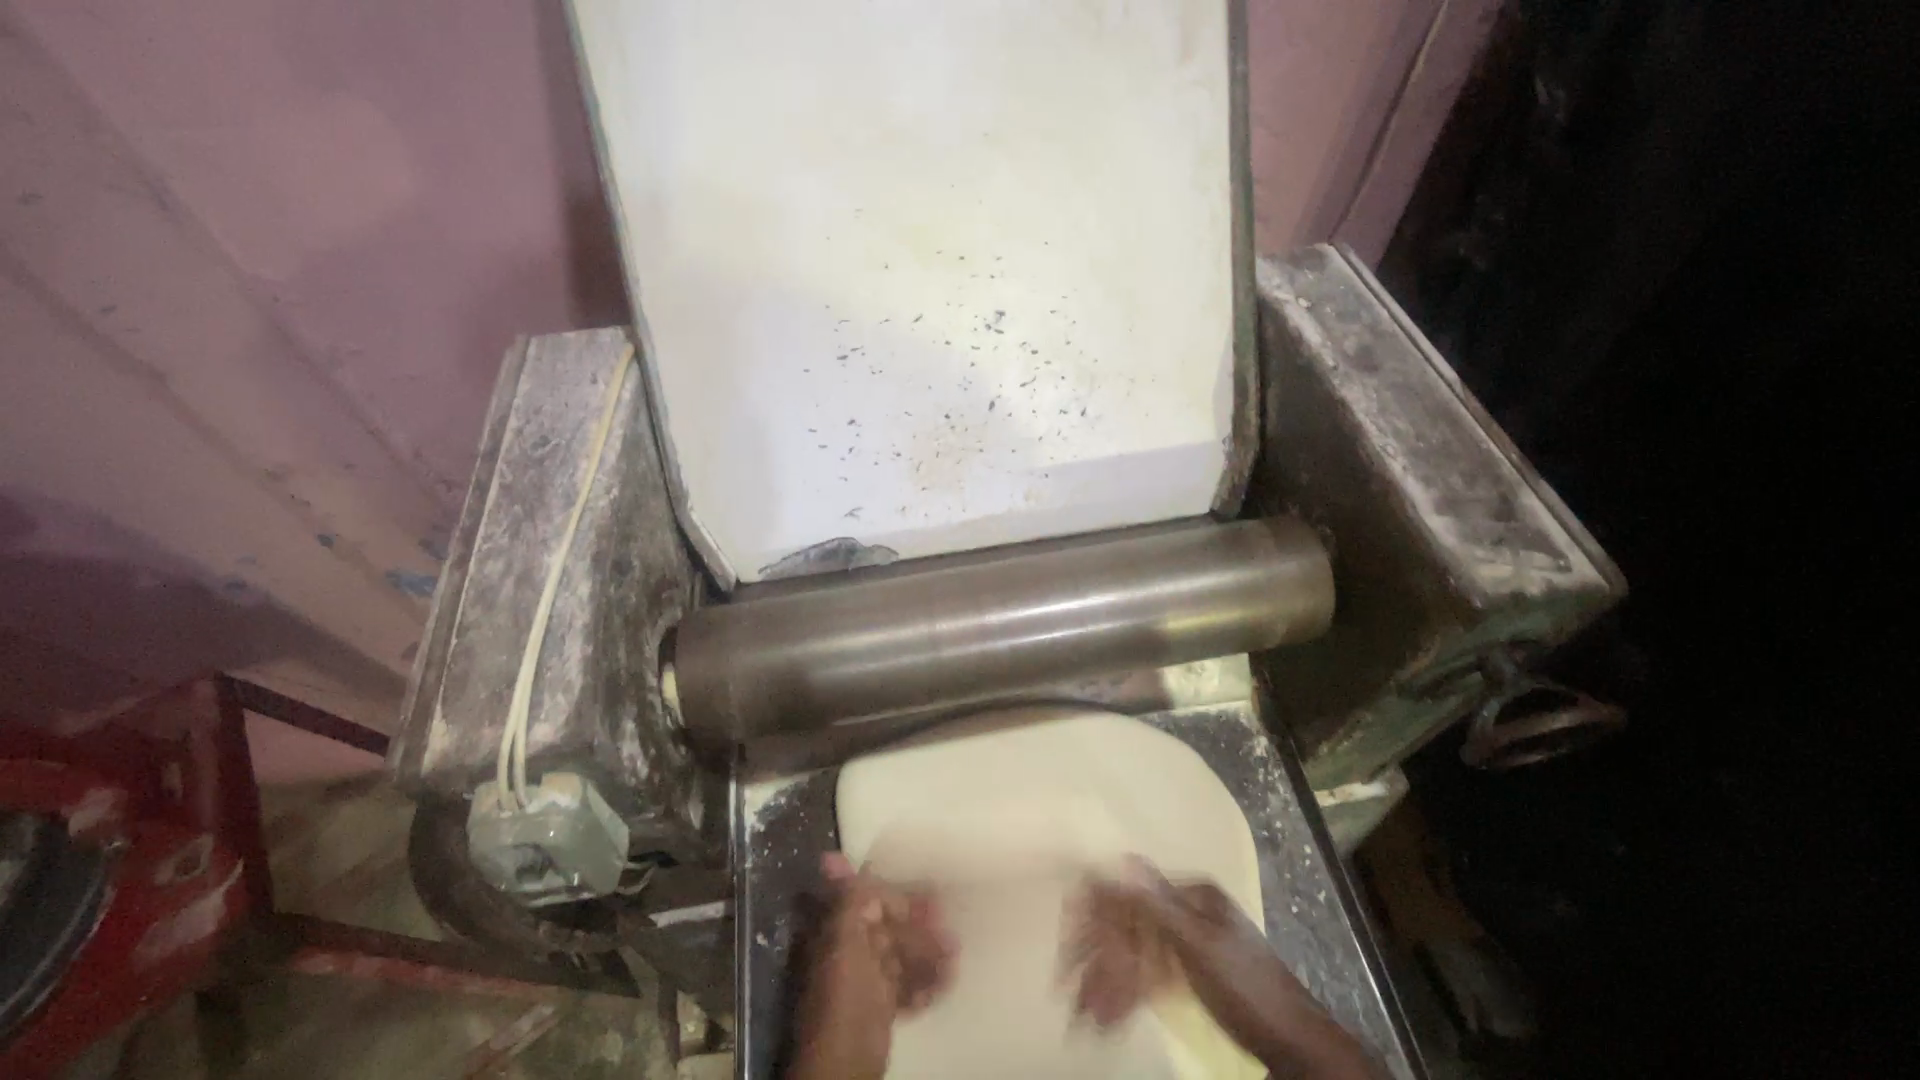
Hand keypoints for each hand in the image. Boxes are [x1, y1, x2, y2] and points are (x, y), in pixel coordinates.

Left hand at [789, 853, 953, 1079]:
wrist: (844, 1064)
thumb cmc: (843, 997)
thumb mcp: (843, 943)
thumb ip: (846, 901)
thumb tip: (830, 856)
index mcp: (836, 933)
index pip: (868, 900)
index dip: (896, 896)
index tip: (928, 895)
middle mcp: (848, 952)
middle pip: (889, 929)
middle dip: (919, 927)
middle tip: (951, 927)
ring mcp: (865, 982)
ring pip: (901, 957)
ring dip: (928, 955)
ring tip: (955, 957)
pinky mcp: (879, 1008)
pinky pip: (905, 987)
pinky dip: (924, 983)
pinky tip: (944, 984)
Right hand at [1064, 857, 1379, 1079]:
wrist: (1295, 1042)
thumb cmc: (1249, 987)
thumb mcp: (1201, 945)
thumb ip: (1160, 904)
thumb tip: (1123, 857)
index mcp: (1190, 894)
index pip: (1128, 893)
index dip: (1094, 918)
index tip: (1067, 950)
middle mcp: (1184, 910)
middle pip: (1125, 927)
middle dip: (1097, 962)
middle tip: (1069, 993)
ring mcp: (1184, 942)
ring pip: (1131, 956)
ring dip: (1105, 984)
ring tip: (1085, 1017)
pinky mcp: (1185, 972)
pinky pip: (1144, 977)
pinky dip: (1125, 995)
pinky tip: (1106, 1018)